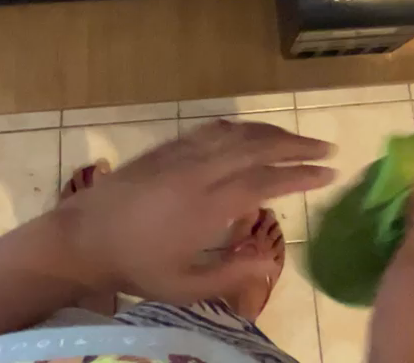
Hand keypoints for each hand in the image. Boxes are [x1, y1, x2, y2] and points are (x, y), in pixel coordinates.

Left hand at [46, 119, 334, 303]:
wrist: (83, 236)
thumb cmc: (135, 266)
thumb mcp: (184, 286)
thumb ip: (232, 272)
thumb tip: (273, 260)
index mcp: (208, 206)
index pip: (266, 182)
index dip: (301, 175)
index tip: (330, 171)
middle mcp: (201, 170)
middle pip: (258, 147)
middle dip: (297, 145)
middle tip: (327, 147)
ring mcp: (184, 153)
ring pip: (238, 132)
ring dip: (273, 131)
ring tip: (299, 139)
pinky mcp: (170, 145)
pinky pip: (214, 128)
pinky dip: (242, 127)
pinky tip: (254, 132)